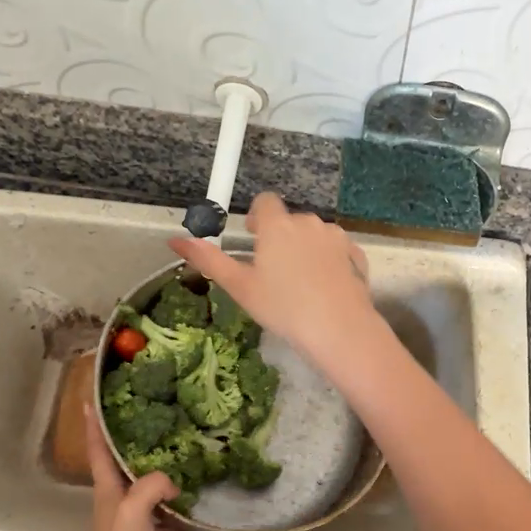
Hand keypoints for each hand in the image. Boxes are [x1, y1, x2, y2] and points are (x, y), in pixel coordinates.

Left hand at [75, 402, 175, 530]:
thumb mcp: (136, 510)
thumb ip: (153, 486)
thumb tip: (173, 482)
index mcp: (107, 489)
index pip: (98, 450)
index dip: (93, 425)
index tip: (88, 401)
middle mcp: (114, 499)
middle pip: (119, 464)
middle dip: (127, 442)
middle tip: (147, 420)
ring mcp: (127, 518)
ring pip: (141, 486)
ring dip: (153, 471)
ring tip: (175, 455)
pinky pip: (157, 510)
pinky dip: (170, 503)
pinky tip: (189, 502)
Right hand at [169, 193, 377, 363]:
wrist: (338, 328)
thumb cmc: (282, 307)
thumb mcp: (239, 286)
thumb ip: (207, 258)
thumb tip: (174, 240)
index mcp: (278, 225)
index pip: (265, 202)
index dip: (258, 218)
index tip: (254, 239)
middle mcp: (308, 222)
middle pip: (290, 220)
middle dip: (281, 237)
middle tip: (274, 271)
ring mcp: (336, 237)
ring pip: (315, 235)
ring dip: (306, 249)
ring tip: (300, 283)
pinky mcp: (356, 255)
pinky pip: (337, 251)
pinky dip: (329, 263)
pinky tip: (324, 289)